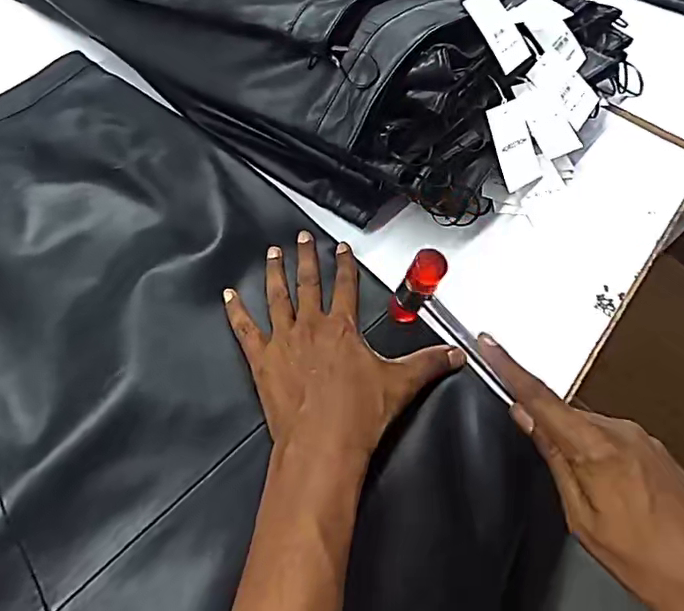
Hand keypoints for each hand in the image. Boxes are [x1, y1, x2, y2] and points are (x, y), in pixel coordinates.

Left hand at [225, 231, 463, 461]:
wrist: (323, 444)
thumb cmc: (357, 415)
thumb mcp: (400, 384)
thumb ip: (428, 364)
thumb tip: (454, 355)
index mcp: (341, 327)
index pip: (344, 285)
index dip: (343, 263)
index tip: (339, 247)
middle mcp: (311, 326)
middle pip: (308, 282)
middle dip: (306, 257)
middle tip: (301, 238)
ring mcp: (283, 340)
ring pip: (277, 297)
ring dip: (274, 272)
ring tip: (272, 253)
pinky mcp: (262, 360)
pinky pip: (245, 329)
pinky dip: (236, 311)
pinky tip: (228, 295)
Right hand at [479, 335, 683, 610]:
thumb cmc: (661, 568)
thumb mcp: (585, 521)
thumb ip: (554, 461)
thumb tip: (528, 421)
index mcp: (597, 446)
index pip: (540, 395)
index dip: (509, 366)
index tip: (489, 344)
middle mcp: (622, 431)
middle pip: (564, 413)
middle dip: (547, 429)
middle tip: (554, 474)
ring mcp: (644, 439)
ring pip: (589, 428)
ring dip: (579, 451)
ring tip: (599, 508)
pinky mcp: (658, 451)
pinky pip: (613, 439)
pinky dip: (601, 458)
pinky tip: (617, 499)